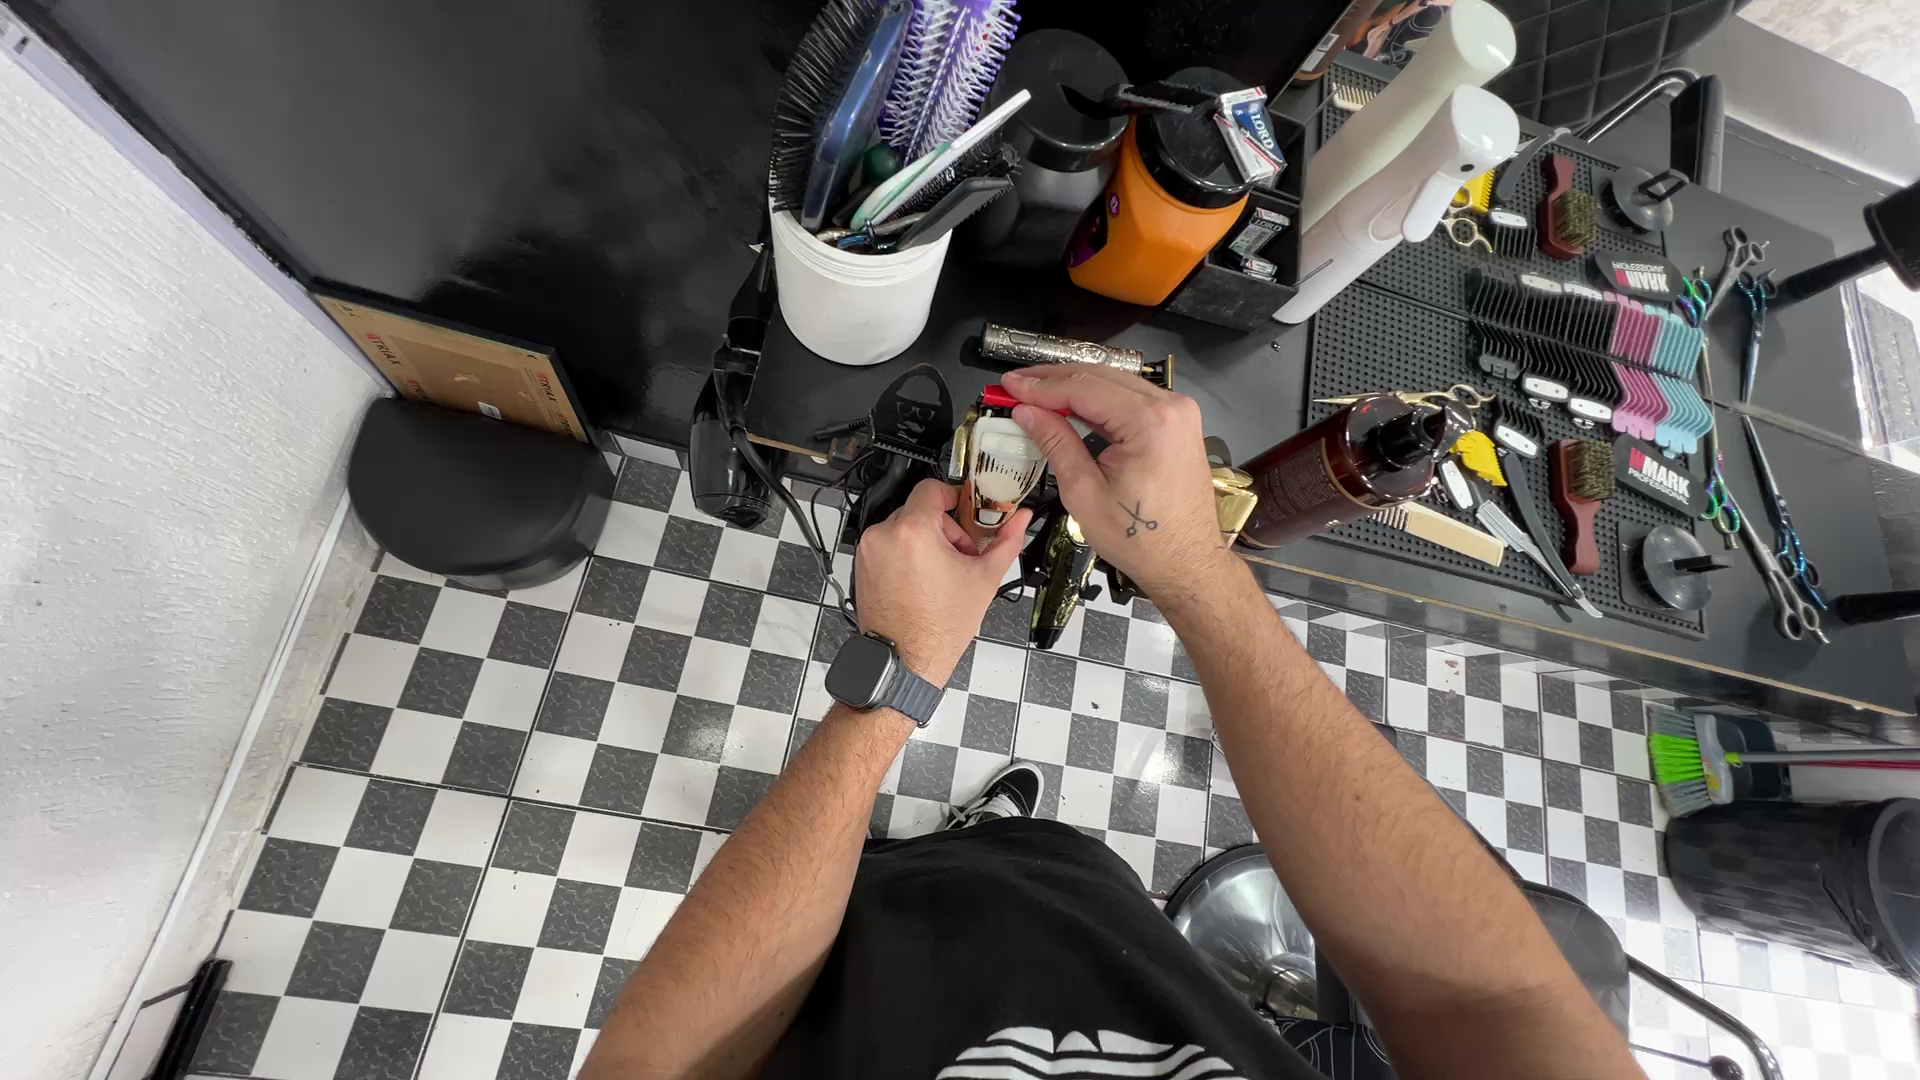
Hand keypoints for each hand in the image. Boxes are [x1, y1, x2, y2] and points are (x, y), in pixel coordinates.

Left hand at [854, 478, 1030, 686]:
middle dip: (946, 529)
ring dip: (927, 541)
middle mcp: (884, 536)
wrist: (906, 662)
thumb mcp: (984, 579)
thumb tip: (1020, 519)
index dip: (955, 497)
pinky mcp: (863, 566)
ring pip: (905, 528)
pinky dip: (908, 554)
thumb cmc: (938, 628)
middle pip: (921, 511)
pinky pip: (890, 545)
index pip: (933, 488)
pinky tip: (924, 580)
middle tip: (962, 555)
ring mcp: (869, 552)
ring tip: (943, 572)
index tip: (966, 512)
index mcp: (913, 532)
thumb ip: (1006, 541)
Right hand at [1001, 366, 1233, 611]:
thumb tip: (1026, 412)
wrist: (1186, 563)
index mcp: (1149, 422)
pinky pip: (1132, 399)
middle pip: (1101, 377)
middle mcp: (1171, 407)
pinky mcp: (1178, 424)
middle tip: (1016, 384)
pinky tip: (1071, 404)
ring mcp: (1179, 413)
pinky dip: (1099, 400)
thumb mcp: (1084, 493)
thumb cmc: (1138, 539)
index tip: (1009, 385)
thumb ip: (1055, 443)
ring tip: (1036, 392)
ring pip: (1116, 384)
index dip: (1041, 386)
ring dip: (1075, 386)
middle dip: (1055, 379)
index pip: (1084, 388)